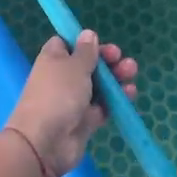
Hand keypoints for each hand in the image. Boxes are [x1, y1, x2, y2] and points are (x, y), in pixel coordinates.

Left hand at [5, 30, 138, 176]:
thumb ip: (85, 51)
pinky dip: (115, 99)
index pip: (67, 44)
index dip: (83, 42)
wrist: (45, 143)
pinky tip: (130, 93)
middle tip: (121, 58)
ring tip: (131, 72)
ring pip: (97, 85)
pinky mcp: (84, 121)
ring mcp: (73, 100)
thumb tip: (87, 33)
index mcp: (54, 59)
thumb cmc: (58, 94)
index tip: (98, 42)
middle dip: (106, 60)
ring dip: (114, 78)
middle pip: (87, 64)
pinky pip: (102, 106)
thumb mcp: (74, 66)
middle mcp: (62, 78)